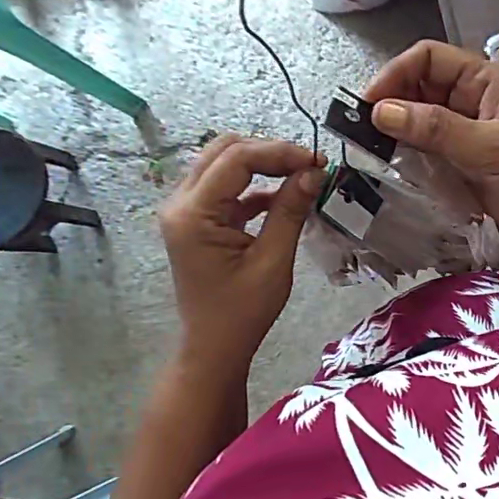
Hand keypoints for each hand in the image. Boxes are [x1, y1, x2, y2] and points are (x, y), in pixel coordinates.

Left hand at [156, 136, 325, 365]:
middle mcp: (181, 203)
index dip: (280, 153)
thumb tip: (314, 172)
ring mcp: (186, 211)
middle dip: (270, 152)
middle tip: (310, 166)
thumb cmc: (243, 312)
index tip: (317, 162)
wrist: (214, 346)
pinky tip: (285, 196)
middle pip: (225, 151)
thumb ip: (290, 211)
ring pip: (224, 164)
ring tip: (302, 176)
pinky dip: (256, 186)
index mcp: (194, 213)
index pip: (236, 159)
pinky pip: (227, 188)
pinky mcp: (198, 220)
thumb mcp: (273, 261)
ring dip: (263, 165)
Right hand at [361, 40, 498, 243]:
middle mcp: (471, 101)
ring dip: (397, 132)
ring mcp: (466, 133)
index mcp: (485, 81)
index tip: (370, 103)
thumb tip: (381, 111)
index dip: (396, 74)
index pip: (429, 58)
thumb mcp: (490, 146)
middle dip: (392, 103)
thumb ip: (436, 128)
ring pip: (420, 121)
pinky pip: (428, 152)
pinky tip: (393, 168)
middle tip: (364, 132)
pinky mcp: (463, 163)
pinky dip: (409, 157)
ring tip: (372, 150)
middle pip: (420, 88)